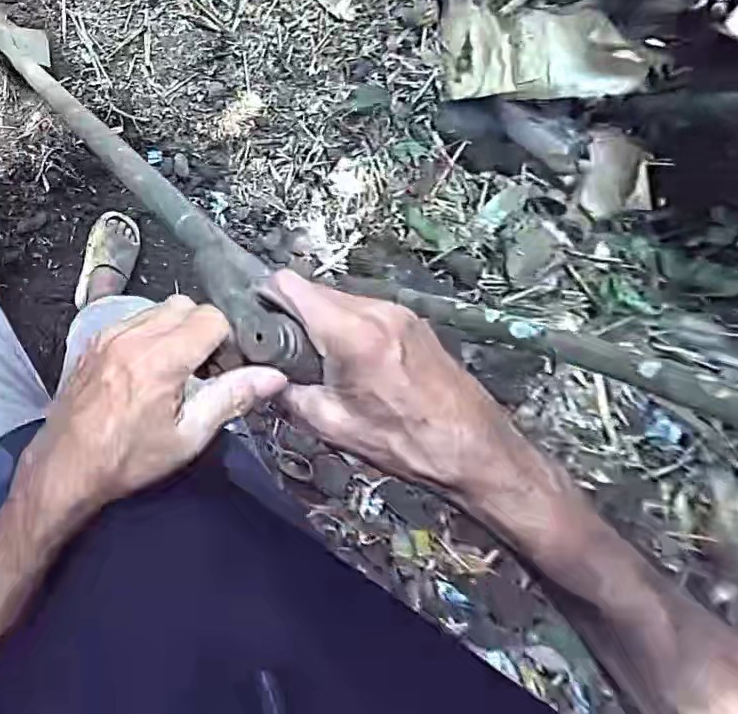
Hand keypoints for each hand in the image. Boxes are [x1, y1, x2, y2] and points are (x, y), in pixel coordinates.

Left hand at [18, 295, 288, 522]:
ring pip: (157, 308)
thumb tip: (273, 376)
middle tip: (203, 369)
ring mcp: (108, 333)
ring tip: (174, 369)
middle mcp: (132, 336)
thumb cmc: (127, 459)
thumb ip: (230, 398)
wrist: (65, 464)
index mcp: (159, 359)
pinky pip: (132, 319)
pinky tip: (146, 367)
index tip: (224, 369)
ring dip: (175, 329)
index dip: (227, 341)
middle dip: (202, 330)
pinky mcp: (93, 339)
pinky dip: (148, 332)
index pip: (211, 318)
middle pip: (185, 305)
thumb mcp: (187, 437)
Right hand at [261, 271, 532, 499]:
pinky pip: (360, 307)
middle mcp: (374, 310)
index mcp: (351, 332)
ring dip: (318, 318)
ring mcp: (396, 310)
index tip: (256, 319)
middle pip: (310, 288)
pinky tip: (350, 358)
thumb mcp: (331, 425)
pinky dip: (344, 323)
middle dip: (290, 312)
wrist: (481, 453)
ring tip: (320, 358)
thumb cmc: (407, 443)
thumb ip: (288, 392)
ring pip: (335, 296)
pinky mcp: (410, 319)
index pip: (288, 283)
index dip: (264, 296)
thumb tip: (264, 376)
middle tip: (286, 349)